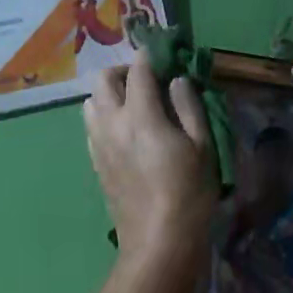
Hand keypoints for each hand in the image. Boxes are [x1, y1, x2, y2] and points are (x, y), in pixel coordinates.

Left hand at [84, 49, 217, 261]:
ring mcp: (98, 142)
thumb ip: (188, 107)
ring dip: (107, 94)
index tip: (158, 52)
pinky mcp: (94, 160)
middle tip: (145, 80)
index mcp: (140, 115)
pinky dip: (102, 116)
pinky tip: (123, 130)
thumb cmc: (189, 192)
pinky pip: (90, 126)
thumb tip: (176, 80)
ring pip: (90, 102)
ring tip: (131, 104)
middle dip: (122, 72)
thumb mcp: (202, 146)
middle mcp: (111, 123)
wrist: (157, 239)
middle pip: (102, 80)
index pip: (137, 71)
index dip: (148, 56)